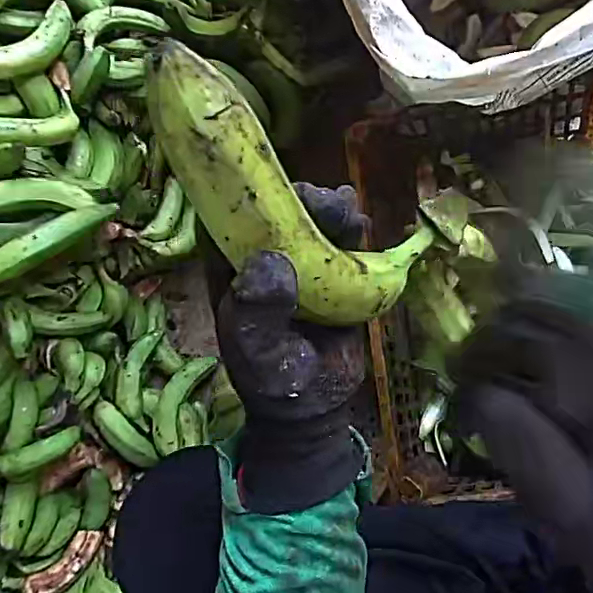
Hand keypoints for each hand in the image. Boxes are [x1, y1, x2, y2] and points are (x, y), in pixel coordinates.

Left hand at [215, 184, 369, 512]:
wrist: (317, 404)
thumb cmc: (275, 383)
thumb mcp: (259, 355)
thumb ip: (258, 314)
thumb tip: (272, 262)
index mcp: (232, 268)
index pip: (230, 216)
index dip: (250, 194)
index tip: (277, 188)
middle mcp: (264, 255)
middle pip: (281, 210)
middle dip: (304, 201)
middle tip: (329, 207)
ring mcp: (302, 260)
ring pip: (314, 218)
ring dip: (332, 209)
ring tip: (350, 218)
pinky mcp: (334, 269)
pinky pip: (343, 240)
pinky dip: (354, 228)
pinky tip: (362, 225)